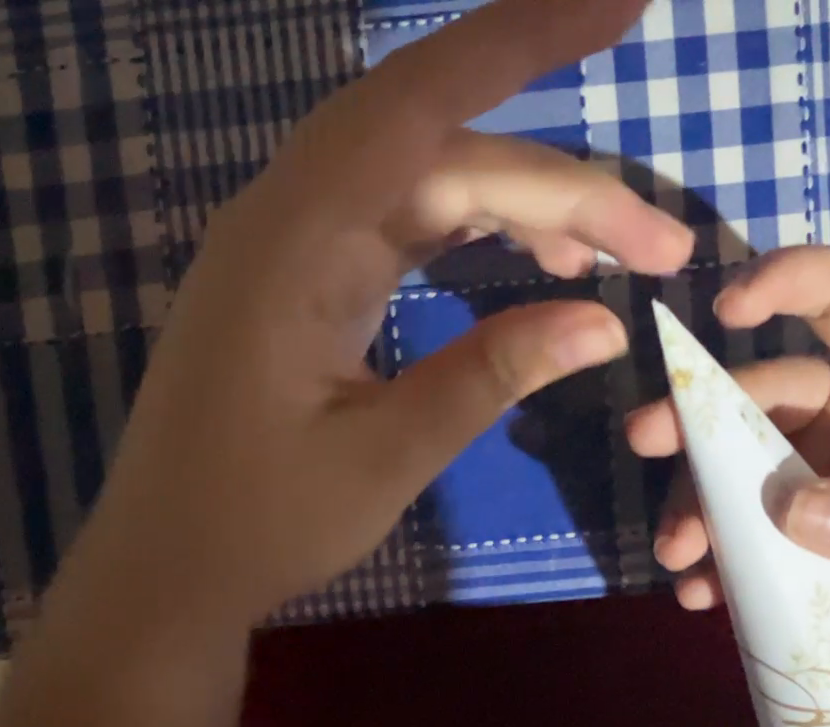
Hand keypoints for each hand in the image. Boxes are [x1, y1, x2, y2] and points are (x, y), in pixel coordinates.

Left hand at [91, 0, 692, 624]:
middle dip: (560, 185)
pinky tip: (535, 269)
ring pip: (428, 189)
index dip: (524, 39)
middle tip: (662, 243)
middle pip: (444, 154)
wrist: (167, 568)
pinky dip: (473, 238)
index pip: (422, 105)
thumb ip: (490, 375)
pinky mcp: (305, 285)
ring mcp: (294, 249)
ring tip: (617, 258)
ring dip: (523, 211)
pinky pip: (402, 230)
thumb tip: (604, 323)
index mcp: (296, 242)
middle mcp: (291, 220)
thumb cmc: (260, 523)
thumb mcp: (385, 456)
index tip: (623, 2)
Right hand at [624, 245, 829, 653]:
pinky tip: (698, 591)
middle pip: (761, 393)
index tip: (728, 306)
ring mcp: (807, 479)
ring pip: (731, 467)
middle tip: (645, 436)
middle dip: (699, 414)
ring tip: (677, 553)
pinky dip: (708, 560)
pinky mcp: (781, 536)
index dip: (792, 283)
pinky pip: (732, 533)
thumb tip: (791, 507)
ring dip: (694, 504)